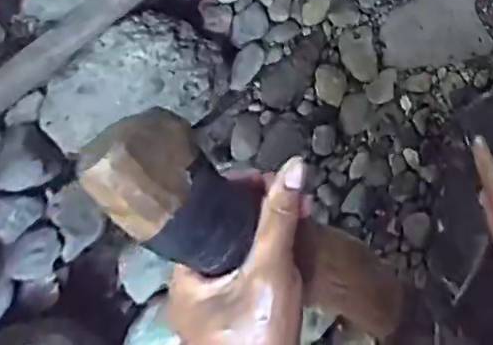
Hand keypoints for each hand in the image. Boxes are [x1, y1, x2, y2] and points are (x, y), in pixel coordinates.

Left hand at [164, 157, 307, 344]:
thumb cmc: (256, 336)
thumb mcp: (269, 269)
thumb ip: (279, 217)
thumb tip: (295, 164)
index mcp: (187, 277)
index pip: (210, 213)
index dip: (243, 188)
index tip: (276, 180)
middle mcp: (197, 285)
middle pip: (232, 224)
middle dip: (268, 203)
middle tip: (299, 197)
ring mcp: (219, 298)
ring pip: (249, 241)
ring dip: (278, 221)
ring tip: (305, 211)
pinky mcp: (241, 306)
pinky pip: (258, 259)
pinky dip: (279, 242)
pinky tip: (300, 234)